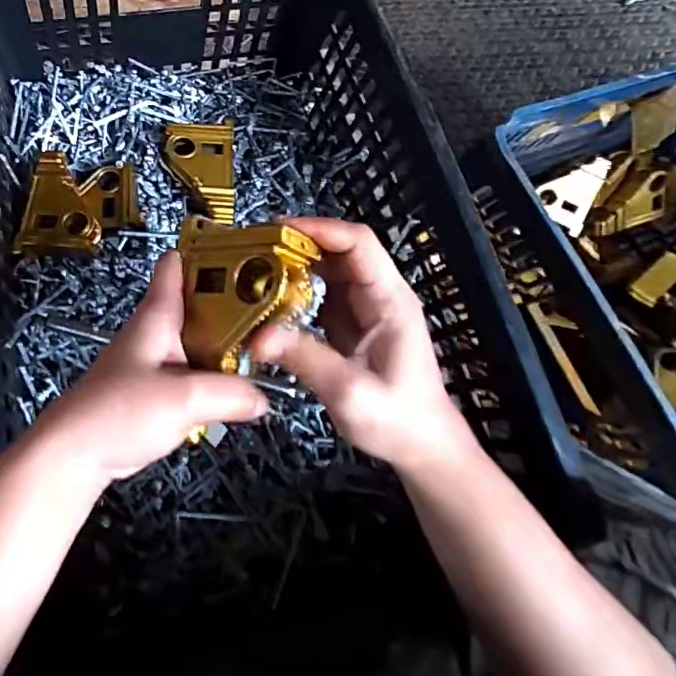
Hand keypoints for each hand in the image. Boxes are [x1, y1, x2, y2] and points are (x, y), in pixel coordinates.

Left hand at [32, 251, 268, 485]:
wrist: (74, 455)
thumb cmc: (112, 414)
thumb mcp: (183, 400)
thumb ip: (230, 395)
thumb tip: (259, 397)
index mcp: (156, 316)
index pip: (178, 265)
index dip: (211, 255)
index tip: (246, 259)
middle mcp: (155, 332)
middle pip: (199, 304)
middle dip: (233, 308)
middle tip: (268, 317)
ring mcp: (154, 360)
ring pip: (198, 341)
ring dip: (225, 348)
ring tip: (257, 356)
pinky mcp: (153, 388)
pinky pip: (191, 373)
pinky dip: (211, 378)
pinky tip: (229, 394)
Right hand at [250, 217, 475, 474]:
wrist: (423, 447)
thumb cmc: (398, 420)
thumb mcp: (350, 394)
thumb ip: (307, 360)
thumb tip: (258, 337)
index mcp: (390, 300)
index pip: (358, 243)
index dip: (320, 228)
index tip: (276, 230)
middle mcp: (379, 295)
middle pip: (339, 250)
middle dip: (297, 243)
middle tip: (252, 249)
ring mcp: (365, 308)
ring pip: (328, 270)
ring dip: (293, 265)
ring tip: (252, 268)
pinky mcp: (352, 324)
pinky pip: (321, 294)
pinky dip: (294, 290)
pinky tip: (267, 299)